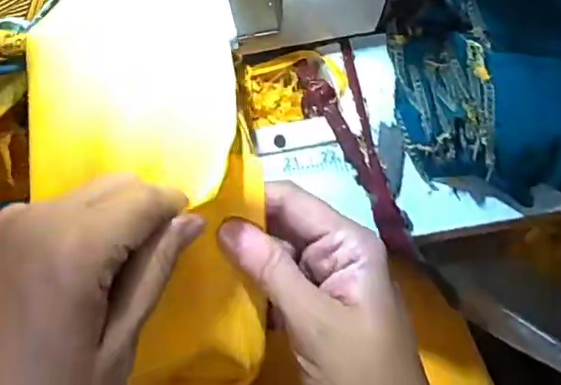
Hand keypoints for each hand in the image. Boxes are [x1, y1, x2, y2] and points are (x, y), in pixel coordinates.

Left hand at [0, 175, 206, 384]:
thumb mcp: (113, 350)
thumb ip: (153, 275)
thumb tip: (190, 220)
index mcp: (76, 244)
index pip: (143, 197)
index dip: (172, 205)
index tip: (189, 225)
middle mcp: (44, 213)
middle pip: (115, 183)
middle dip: (142, 207)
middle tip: (152, 256)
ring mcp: (15, 217)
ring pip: (86, 191)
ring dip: (111, 214)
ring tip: (114, 268)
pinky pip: (56, 206)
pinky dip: (79, 221)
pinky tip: (76, 268)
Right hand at [219, 181, 427, 384]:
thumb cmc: (361, 372)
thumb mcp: (315, 322)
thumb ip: (271, 270)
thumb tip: (225, 224)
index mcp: (348, 241)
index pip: (294, 200)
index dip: (253, 194)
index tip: (210, 197)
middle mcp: (338, 250)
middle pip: (284, 223)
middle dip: (245, 224)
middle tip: (200, 224)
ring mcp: (328, 280)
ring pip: (279, 252)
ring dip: (246, 253)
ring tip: (204, 247)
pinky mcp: (317, 309)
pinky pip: (280, 281)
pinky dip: (256, 282)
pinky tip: (226, 281)